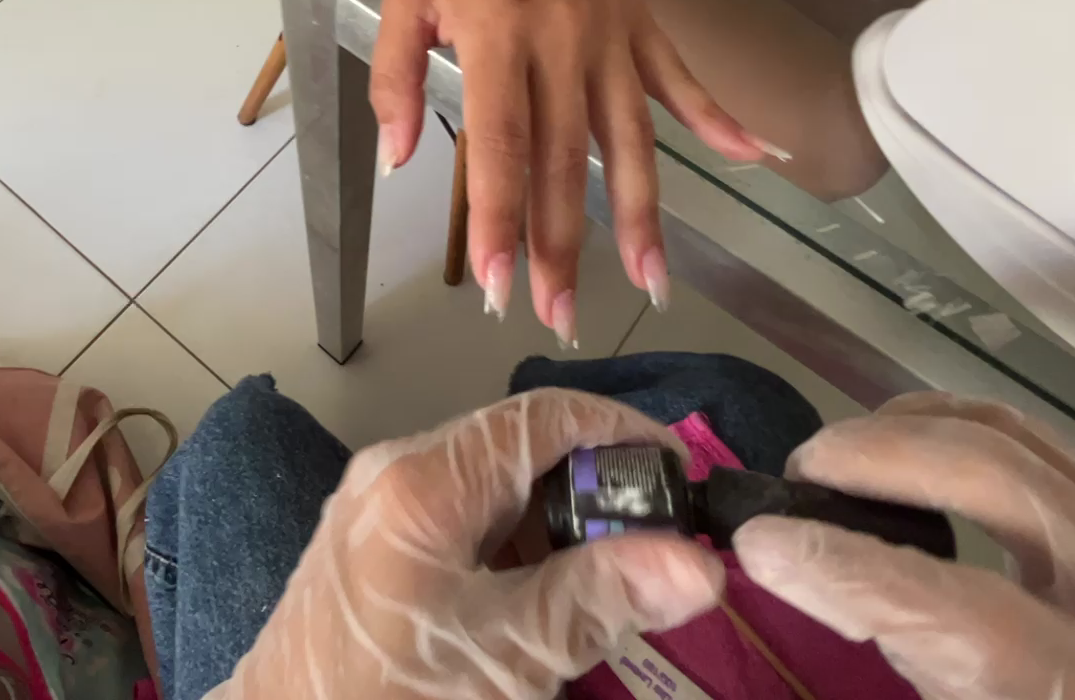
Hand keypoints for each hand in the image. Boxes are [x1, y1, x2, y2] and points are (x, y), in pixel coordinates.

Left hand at [209, 389, 722, 699]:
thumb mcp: (504, 658)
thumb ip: (599, 600)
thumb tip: (700, 563)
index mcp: (424, 480)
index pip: (537, 417)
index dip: (615, 426)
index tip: (677, 469)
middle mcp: (397, 461)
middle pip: (513, 437)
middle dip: (589, 472)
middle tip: (650, 529)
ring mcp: (379, 486)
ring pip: (488, 467)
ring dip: (551, 502)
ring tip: (604, 560)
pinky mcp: (374, 516)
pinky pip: (459, 496)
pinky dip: (510, 523)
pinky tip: (536, 575)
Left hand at [371, 0, 765, 342]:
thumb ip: (395, 78)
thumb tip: (400, 160)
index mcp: (496, 37)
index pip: (500, 147)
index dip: (499, 221)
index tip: (498, 286)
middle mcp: (562, 45)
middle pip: (565, 163)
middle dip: (561, 245)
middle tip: (560, 314)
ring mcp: (611, 38)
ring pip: (629, 140)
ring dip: (640, 216)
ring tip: (650, 283)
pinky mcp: (641, 26)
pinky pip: (681, 79)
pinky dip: (716, 119)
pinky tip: (751, 160)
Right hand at [734, 393, 1074, 699]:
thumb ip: (897, 643)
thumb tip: (785, 557)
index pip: (947, 610)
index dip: (836, 564)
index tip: (757, 539)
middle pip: (988, 475)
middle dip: (866, 456)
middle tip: (802, 473)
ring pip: (1007, 431)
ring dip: (901, 427)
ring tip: (846, 454)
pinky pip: (1029, 432)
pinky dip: (948, 425)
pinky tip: (911, 450)